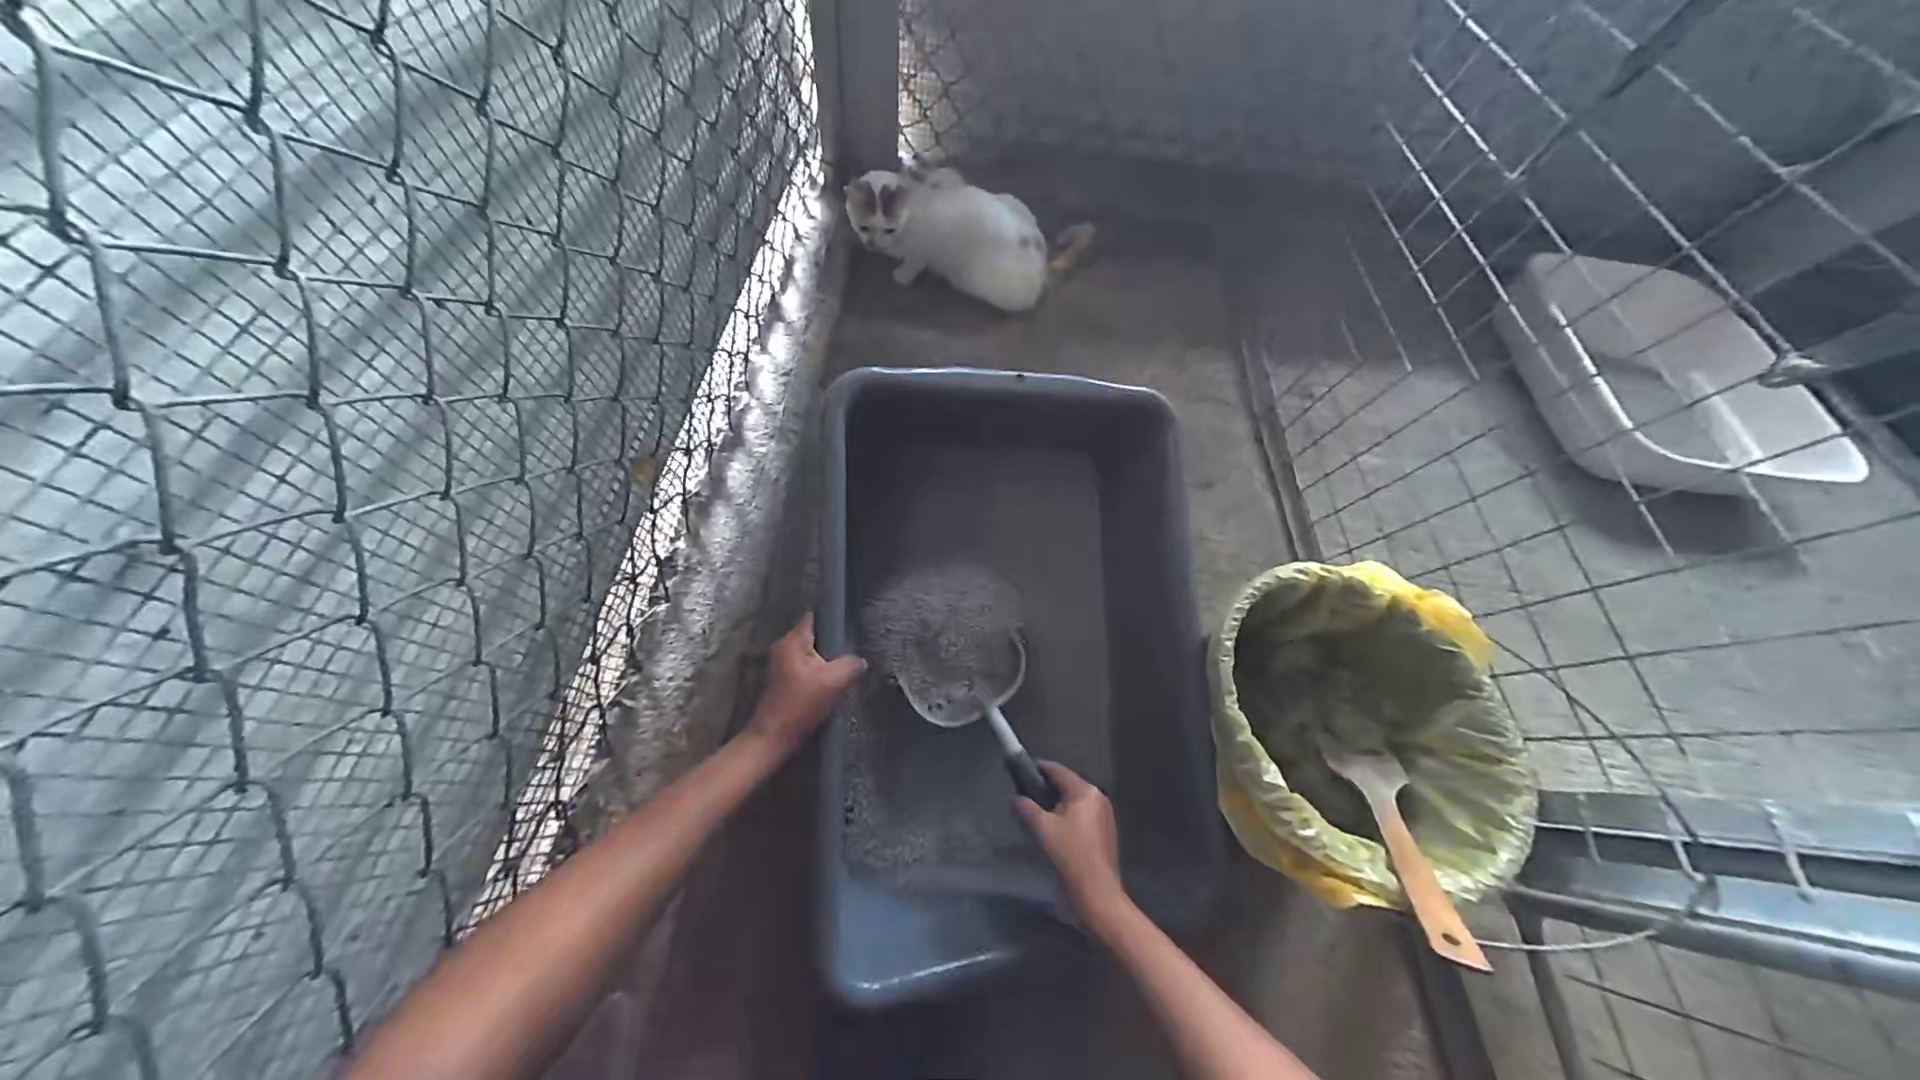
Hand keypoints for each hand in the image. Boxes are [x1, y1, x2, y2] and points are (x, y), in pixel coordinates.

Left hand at [747, 615, 864, 754]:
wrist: (774, 737)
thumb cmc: (800, 704)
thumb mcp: (833, 681)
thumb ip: (851, 664)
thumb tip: (861, 660)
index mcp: (792, 641)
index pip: (815, 616)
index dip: (833, 618)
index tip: (850, 625)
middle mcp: (784, 647)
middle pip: (815, 636)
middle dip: (833, 643)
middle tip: (852, 651)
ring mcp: (783, 664)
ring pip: (813, 653)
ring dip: (828, 660)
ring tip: (845, 668)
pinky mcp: (785, 680)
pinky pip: (809, 667)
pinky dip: (820, 672)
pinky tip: (831, 683)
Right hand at [1014, 761, 1123, 916]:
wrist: (1096, 895)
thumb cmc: (1069, 855)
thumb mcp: (1041, 828)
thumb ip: (1025, 808)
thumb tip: (1015, 799)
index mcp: (1086, 792)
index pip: (1057, 770)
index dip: (1037, 768)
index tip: (1019, 769)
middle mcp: (1098, 800)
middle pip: (1066, 786)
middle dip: (1044, 790)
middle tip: (1023, 796)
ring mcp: (1103, 818)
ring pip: (1072, 803)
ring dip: (1053, 807)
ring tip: (1033, 816)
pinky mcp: (1103, 836)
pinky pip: (1079, 818)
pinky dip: (1064, 820)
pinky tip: (1050, 833)